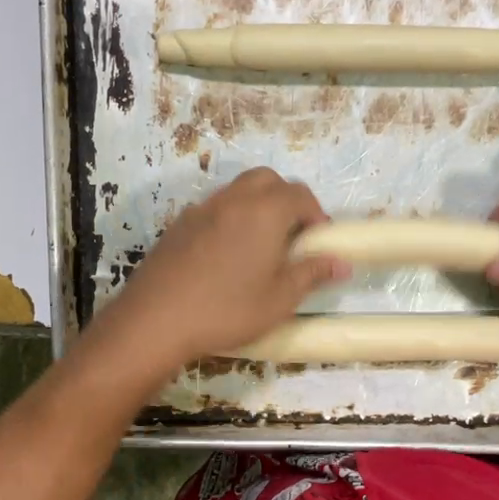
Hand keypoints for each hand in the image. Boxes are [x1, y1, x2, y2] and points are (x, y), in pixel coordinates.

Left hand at [91, 168, 346, 367]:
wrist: (157, 319)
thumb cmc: (228, 310)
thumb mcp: (280, 299)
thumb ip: (312, 274)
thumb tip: (341, 263)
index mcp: (265, 212)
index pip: (301, 194)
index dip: (316, 214)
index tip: (317, 243)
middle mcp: (234, 199)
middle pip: (268, 180)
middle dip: (286, 201)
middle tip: (292, 238)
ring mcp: (202, 209)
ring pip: (238, 191)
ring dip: (257, 207)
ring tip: (260, 247)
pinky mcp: (179, 224)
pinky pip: (214, 209)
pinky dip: (230, 219)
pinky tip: (226, 256)